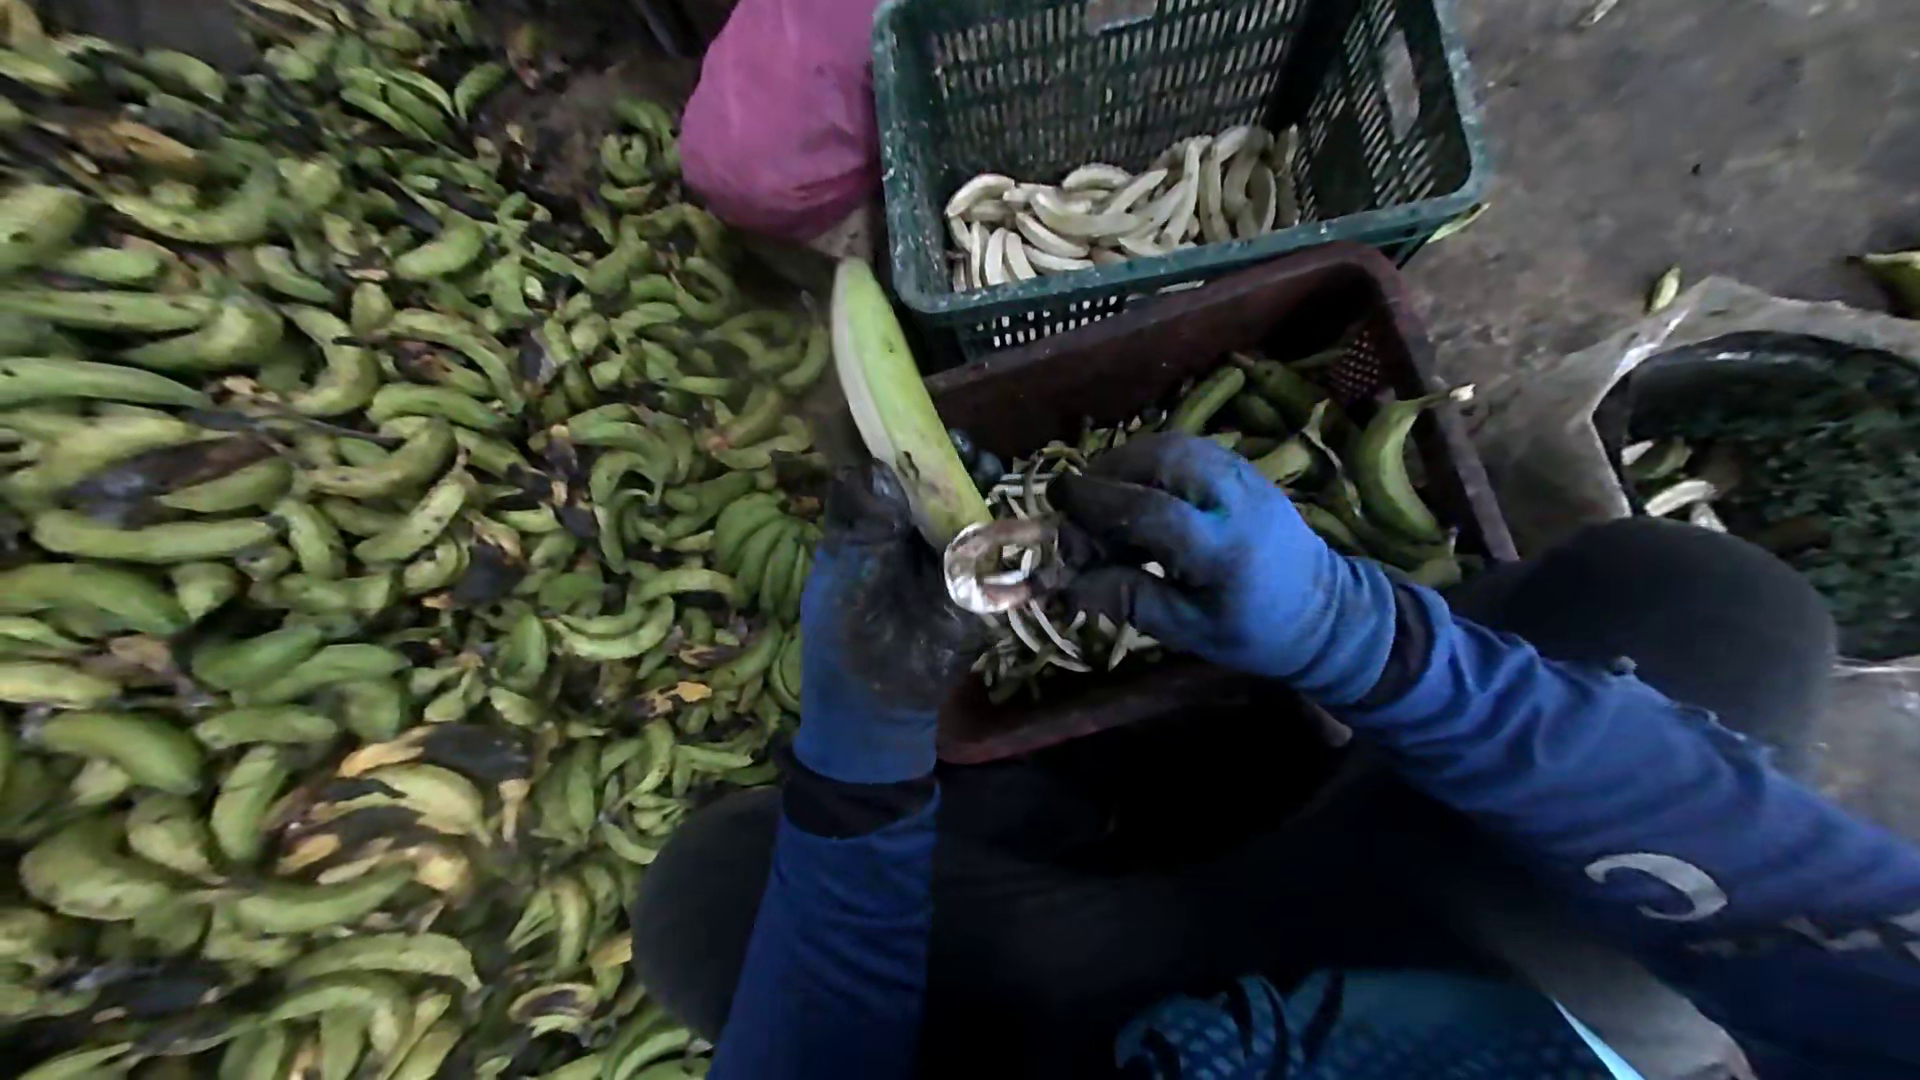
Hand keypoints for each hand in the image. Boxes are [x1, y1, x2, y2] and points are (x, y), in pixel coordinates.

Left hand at [793, 463, 980, 782]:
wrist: (877, 700)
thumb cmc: (844, 634)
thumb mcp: (844, 574)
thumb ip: (862, 521)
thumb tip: (877, 467)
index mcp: (872, 525)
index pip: (888, 474)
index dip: (901, 446)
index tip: (914, 424)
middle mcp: (911, 533)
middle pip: (935, 484)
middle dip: (949, 461)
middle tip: (959, 445)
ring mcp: (947, 557)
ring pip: (968, 509)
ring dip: (978, 485)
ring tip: (983, 466)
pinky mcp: (977, 585)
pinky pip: (996, 552)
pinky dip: (1007, 531)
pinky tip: (1012, 514)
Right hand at [1051, 434, 1398, 704]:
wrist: (1328, 612)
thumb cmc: (1253, 632)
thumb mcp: (1187, 630)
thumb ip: (1127, 598)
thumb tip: (1067, 580)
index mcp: (1223, 550)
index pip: (1148, 509)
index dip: (1096, 501)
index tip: (1058, 499)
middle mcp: (1235, 499)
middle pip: (1160, 459)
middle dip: (1107, 473)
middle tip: (1079, 501)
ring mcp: (1244, 475)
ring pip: (1171, 444)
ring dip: (1125, 461)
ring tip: (1103, 495)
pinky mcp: (1244, 467)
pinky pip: (1185, 446)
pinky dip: (1149, 459)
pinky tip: (1136, 487)